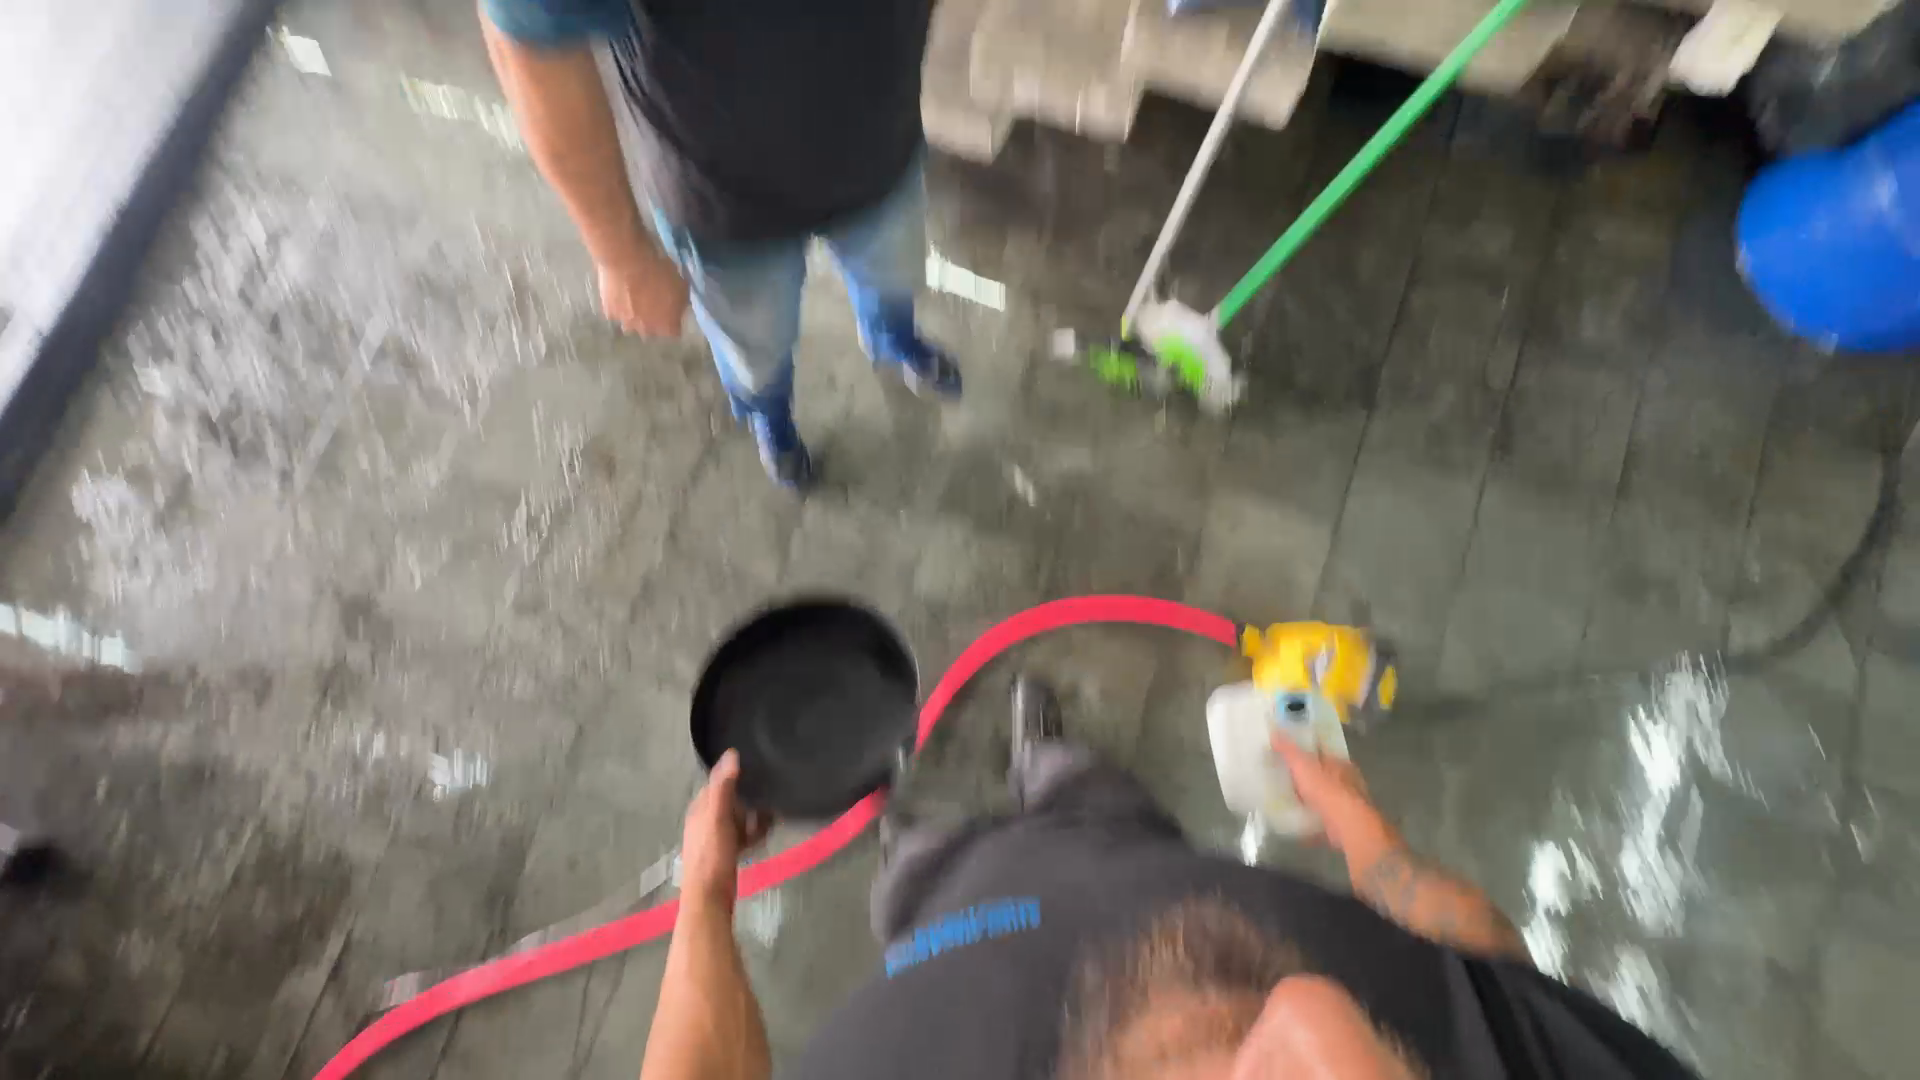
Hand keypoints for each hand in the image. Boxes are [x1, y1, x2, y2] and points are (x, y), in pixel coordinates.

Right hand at [597, 250, 687, 336]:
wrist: (627, 262)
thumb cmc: (659, 273)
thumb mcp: (682, 287)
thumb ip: (681, 303)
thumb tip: (678, 308)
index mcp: (668, 327)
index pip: (673, 331)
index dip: (672, 320)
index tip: (670, 310)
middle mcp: (648, 331)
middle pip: (652, 330)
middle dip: (653, 320)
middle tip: (651, 303)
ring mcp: (627, 324)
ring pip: (632, 324)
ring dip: (634, 316)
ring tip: (633, 300)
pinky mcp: (610, 314)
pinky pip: (616, 314)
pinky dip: (618, 307)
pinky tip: (619, 294)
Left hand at [679, 751, 769, 911]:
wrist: (709, 897)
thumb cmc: (712, 855)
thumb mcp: (718, 817)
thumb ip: (724, 786)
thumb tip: (732, 753)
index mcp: (700, 808)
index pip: (718, 781)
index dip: (735, 778)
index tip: (755, 775)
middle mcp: (706, 819)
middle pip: (733, 799)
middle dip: (749, 801)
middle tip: (763, 806)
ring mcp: (717, 836)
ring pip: (740, 817)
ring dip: (754, 818)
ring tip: (765, 824)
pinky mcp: (727, 851)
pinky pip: (744, 834)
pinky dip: (753, 834)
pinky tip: (761, 839)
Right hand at [1272, 739, 1399, 860]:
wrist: (1350, 827)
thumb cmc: (1328, 790)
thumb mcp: (1303, 765)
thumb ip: (1288, 749)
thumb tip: (1274, 730)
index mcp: (1341, 764)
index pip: (1324, 753)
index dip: (1308, 752)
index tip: (1291, 754)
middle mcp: (1349, 782)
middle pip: (1326, 776)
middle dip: (1310, 777)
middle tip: (1287, 777)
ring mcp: (1349, 805)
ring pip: (1327, 798)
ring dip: (1313, 799)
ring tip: (1290, 800)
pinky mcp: (1345, 825)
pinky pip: (1325, 820)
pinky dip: (1314, 821)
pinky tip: (1299, 823)